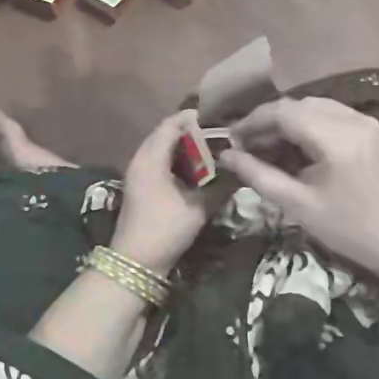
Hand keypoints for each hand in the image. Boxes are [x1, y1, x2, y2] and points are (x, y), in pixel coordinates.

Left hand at [111, 110, 210, 273]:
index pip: (172, 124)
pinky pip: (160, 162)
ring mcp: (138, 172)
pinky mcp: (141, 185)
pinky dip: (177, 159)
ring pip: (163, 148)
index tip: (221, 117)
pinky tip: (199, 167)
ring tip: (214, 147)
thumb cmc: (164, 229)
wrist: (135, 262)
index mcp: (151, 158)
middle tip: (221, 132)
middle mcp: (141, 158)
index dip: (194, 118)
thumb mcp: (198, 208)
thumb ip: (221, 186)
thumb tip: (243, 170)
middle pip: (166, 133)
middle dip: (191, 131)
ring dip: (184, 146)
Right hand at [221, 97, 378, 282]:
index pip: (282, 112)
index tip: (230, 140)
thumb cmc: (354, 231)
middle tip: (244, 146)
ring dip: (287, 121)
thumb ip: (260, 176)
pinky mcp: (372, 130)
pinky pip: (331, 114)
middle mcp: (352, 119)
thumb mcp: (301, 207)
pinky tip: (295, 146)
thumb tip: (227, 156)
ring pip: (314, 106)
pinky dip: (307, 124)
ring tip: (266, 147)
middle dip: (267, 121)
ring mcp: (365, 122)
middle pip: (297, 104)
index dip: (251, 122)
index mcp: (335, 138)